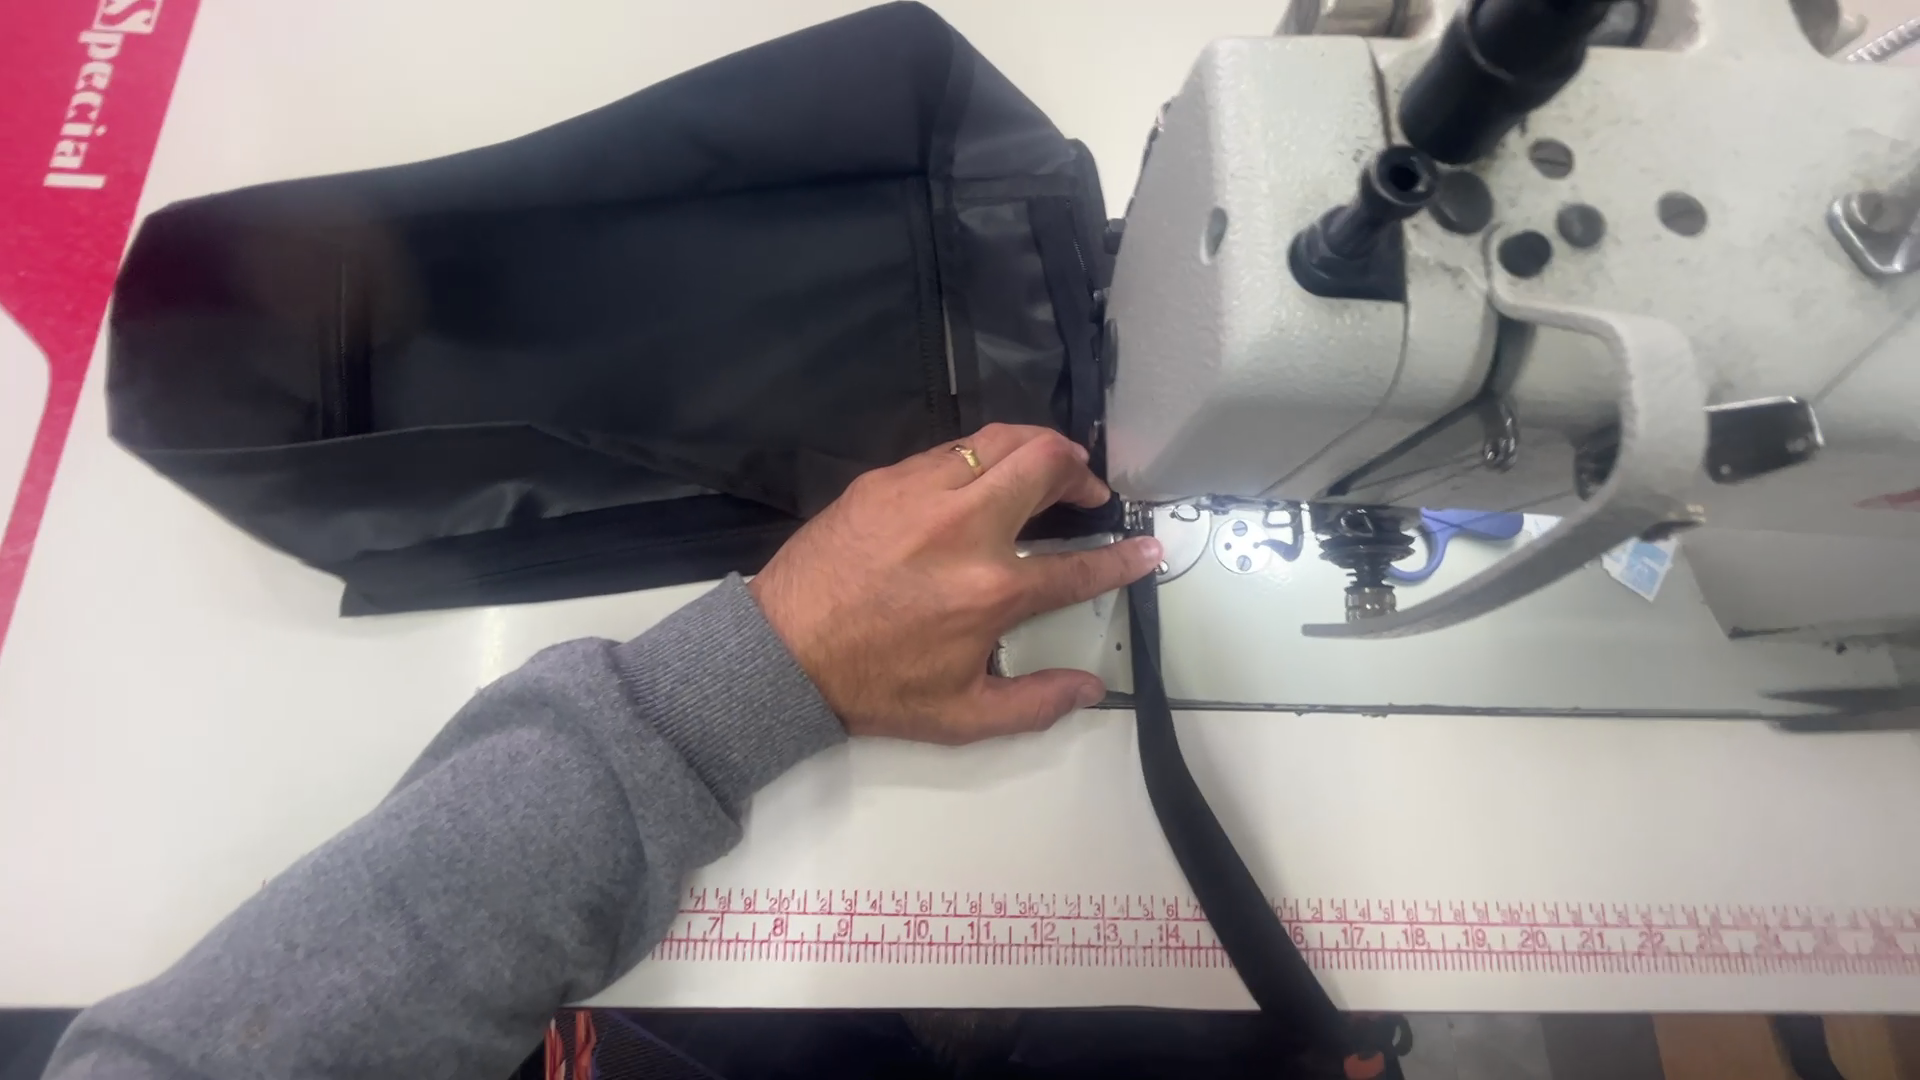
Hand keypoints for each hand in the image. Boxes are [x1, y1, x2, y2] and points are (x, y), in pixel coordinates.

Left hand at [749, 424, 1162, 744]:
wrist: (782, 652)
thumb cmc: (872, 686)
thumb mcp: (960, 717)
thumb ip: (1036, 704)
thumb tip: (1090, 688)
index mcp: (990, 592)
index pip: (1078, 567)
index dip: (1123, 557)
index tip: (1145, 547)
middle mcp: (964, 529)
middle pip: (1044, 464)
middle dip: (1079, 469)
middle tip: (1085, 488)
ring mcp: (921, 494)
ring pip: (999, 440)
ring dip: (1036, 446)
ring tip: (1045, 466)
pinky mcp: (884, 480)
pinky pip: (949, 450)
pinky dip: (980, 456)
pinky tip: (978, 478)